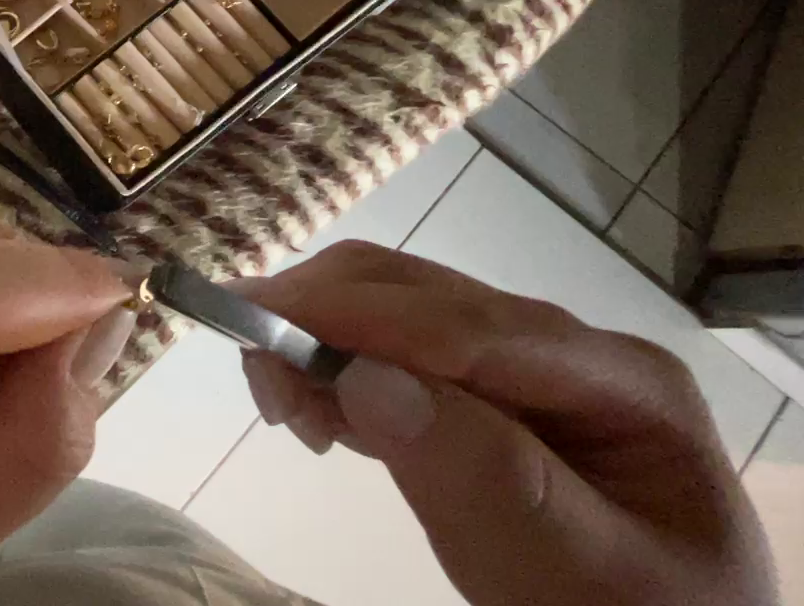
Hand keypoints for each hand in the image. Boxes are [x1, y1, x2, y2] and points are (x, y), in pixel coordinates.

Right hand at [232, 242, 776, 605]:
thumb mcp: (567, 574)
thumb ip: (481, 478)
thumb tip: (362, 378)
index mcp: (615, 378)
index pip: (461, 324)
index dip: (349, 314)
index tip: (250, 317)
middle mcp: (557, 340)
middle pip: (407, 290)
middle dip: (314, 317)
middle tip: (260, 385)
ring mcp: (508, 351)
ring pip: (376, 302)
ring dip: (309, 337)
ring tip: (288, 412)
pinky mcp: (464, 371)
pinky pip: (372, 338)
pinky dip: (322, 360)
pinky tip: (317, 411)